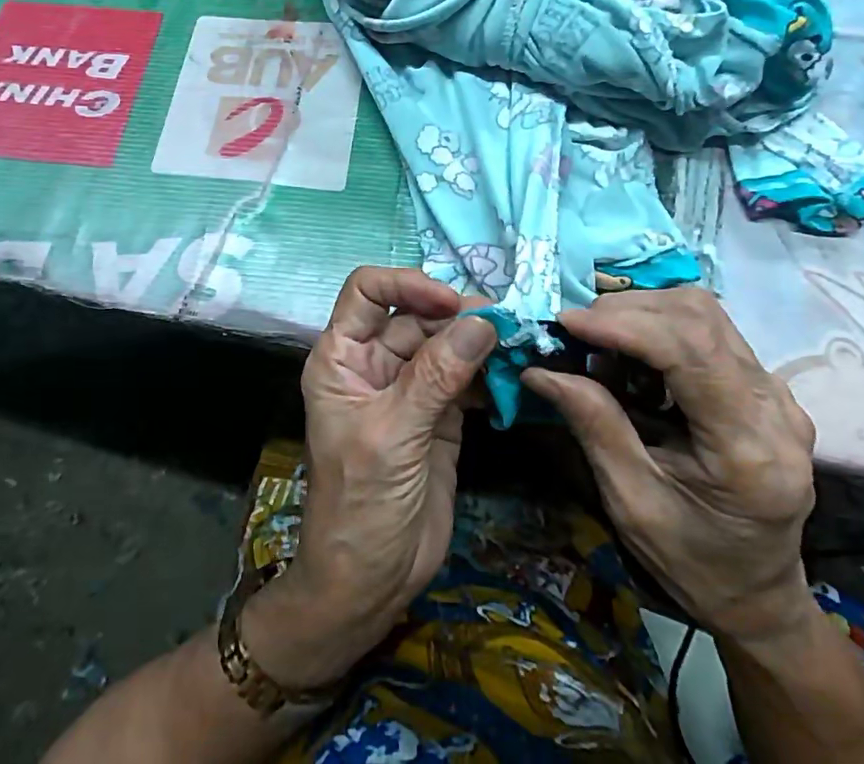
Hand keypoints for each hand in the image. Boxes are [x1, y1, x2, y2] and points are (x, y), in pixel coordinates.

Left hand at [244, 268, 497, 689]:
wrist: (370, 578)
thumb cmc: (361, 503)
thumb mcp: (393, 434)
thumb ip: (436, 377)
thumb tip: (481, 322)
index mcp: (342, 358)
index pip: (366, 292)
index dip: (406, 285)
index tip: (452, 304)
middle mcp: (373, 365)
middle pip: (415, 317)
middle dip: (458, 316)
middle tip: (510, 324)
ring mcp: (408, 390)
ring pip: (445, 346)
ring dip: (481, 342)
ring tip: (521, 343)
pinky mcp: (438, 416)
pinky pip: (466, 380)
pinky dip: (491, 375)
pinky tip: (518, 375)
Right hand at [521, 287, 818, 644]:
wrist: (757, 593)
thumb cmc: (690, 560)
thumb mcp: (629, 500)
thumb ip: (594, 425)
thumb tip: (539, 369)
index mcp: (747, 446)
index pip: (690, 351)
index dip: (623, 323)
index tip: (563, 323)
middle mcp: (775, 407)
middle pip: (700, 317)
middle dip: (625, 310)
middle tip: (570, 333)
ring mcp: (776, 394)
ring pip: (705, 314)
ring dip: (640, 313)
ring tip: (594, 342)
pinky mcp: (763, 389)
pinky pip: (708, 333)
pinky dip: (656, 329)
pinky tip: (626, 356)